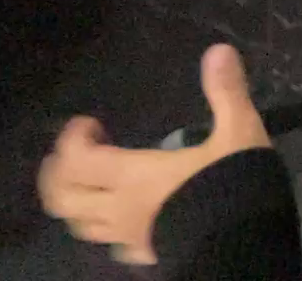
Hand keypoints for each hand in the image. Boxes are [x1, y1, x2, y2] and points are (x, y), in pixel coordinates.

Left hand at [38, 44, 271, 263]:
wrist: (242, 235)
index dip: (74, 140)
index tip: (85, 122)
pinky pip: (107, 242)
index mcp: (134, 176)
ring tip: (85, 183)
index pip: (81, 161)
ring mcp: (126, 235)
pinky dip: (101, 226)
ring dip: (72, 200)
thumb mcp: (238, 128)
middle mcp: (119, 207)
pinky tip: (119, 219)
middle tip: (72, 152)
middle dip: (59, 173)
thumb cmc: (234, 178)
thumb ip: (226, 91)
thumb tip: (218, 49)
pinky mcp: (142, 251)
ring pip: (78, 223)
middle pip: (64, 198)